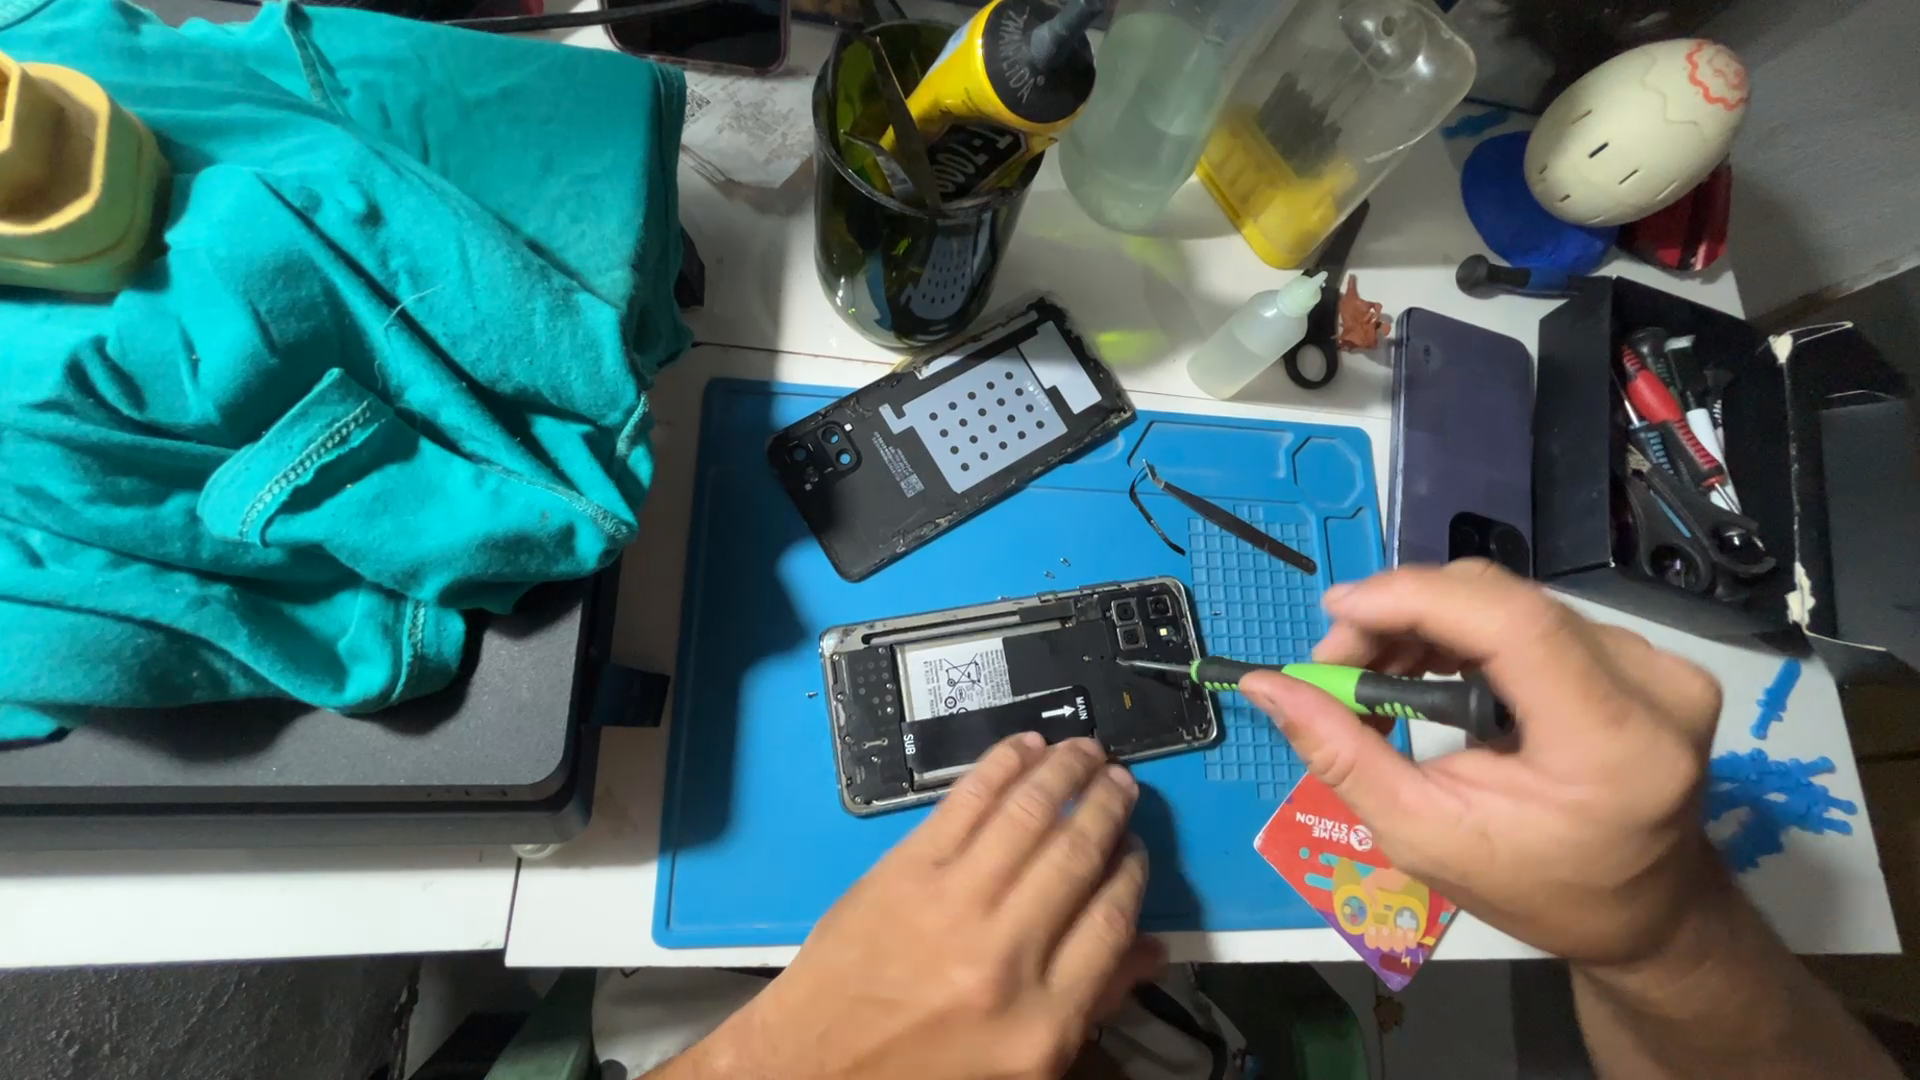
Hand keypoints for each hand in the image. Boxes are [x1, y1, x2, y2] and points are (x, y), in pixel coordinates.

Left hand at [685, 735, 1162, 1079]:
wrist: (820, 1062)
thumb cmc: (928, 1068)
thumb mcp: (1023, 1067)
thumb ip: (1092, 1003)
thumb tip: (1153, 947)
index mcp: (1045, 1017)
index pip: (1112, 921)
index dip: (1132, 872)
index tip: (1134, 846)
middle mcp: (1007, 952)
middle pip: (1076, 855)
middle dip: (1107, 807)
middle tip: (1122, 782)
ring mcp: (955, 899)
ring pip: (1029, 814)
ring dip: (1065, 770)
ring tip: (1087, 751)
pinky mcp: (910, 865)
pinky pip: (969, 800)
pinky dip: (1004, 764)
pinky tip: (1028, 747)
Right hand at [1239, 559, 1724, 965]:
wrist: (1644, 911)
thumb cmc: (1532, 886)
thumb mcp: (1418, 834)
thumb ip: (1338, 754)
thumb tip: (1264, 685)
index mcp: (1609, 744)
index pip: (1512, 624)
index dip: (1412, 599)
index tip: (1334, 613)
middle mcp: (1647, 685)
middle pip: (1496, 599)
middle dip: (1395, 613)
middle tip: (1335, 661)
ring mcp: (1648, 663)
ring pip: (1498, 597)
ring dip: (1415, 620)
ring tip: (1370, 672)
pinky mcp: (1632, 656)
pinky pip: (1516, 611)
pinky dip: (1448, 629)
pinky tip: (1416, 668)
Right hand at [1356, 868, 1421, 954]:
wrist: (1420, 874)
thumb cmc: (1396, 875)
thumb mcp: (1376, 877)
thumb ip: (1368, 888)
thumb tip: (1373, 904)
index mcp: (1374, 909)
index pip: (1367, 931)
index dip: (1368, 934)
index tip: (1373, 928)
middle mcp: (1386, 920)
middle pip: (1382, 942)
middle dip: (1383, 938)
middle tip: (1386, 929)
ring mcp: (1402, 925)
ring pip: (1396, 945)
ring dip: (1396, 940)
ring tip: (1399, 930)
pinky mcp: (1417, 928)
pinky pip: (1411, 942)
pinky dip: (1409, 939)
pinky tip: (1410, 931)